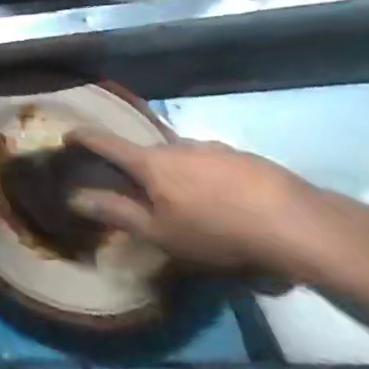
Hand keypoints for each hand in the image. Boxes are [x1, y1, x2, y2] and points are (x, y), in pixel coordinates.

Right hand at [65, 130, 336, 278]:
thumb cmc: (216, 231)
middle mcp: (179, 146)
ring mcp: (216, 148)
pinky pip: (214, 164)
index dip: (83, 138)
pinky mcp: (247, 158)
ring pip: (183, 157)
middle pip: (147, 151)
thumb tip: (73, 197)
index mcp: (150, 162)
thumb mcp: (159, 233)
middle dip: (138, 166)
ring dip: (177, 172)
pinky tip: (224, 203)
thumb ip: (116, 212)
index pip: (106, 142)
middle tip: (140, 190)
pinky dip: (208, 177)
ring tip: (188, 201)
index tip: (68, 136)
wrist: (300, 226)